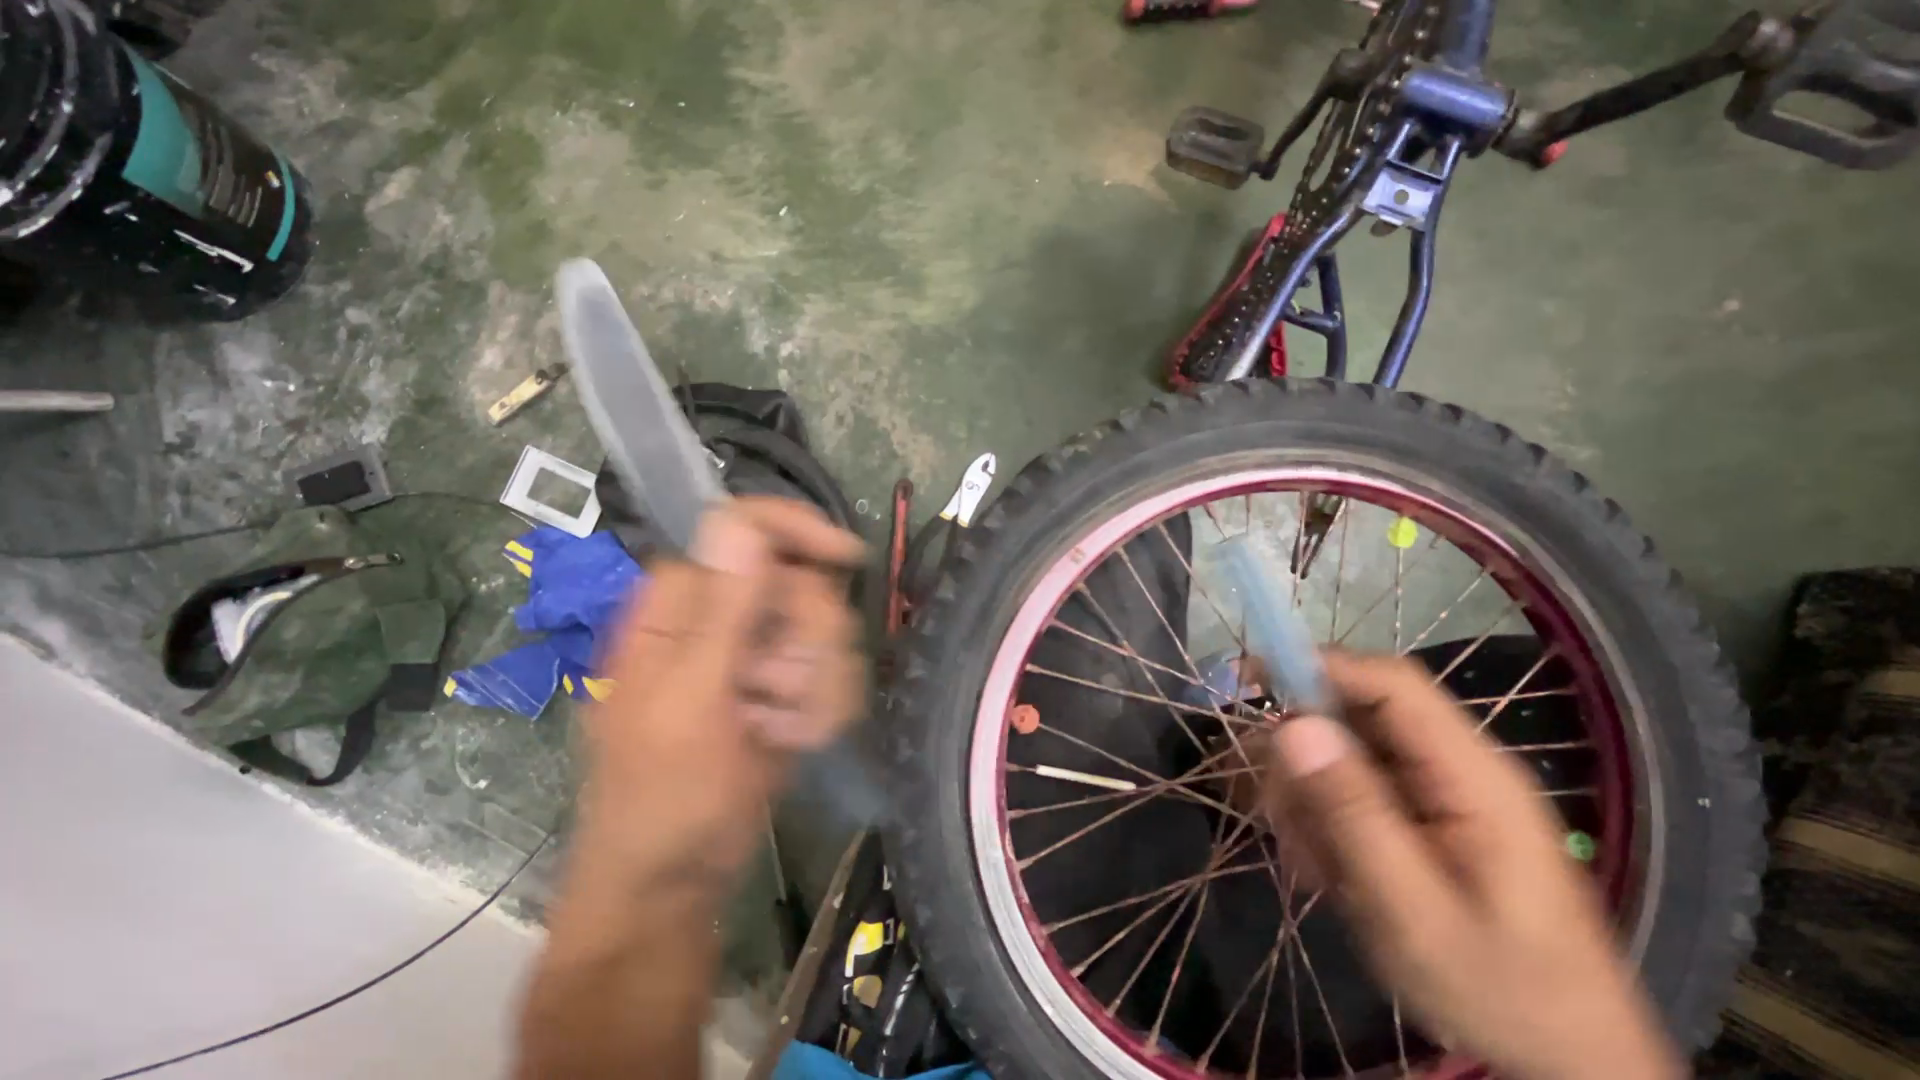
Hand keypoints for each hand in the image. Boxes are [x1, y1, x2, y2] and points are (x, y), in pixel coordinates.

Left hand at [576, 497, 866, 891]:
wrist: (672, 884)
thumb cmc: (662, 798)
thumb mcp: (690, 702)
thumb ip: (722, 611)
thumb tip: (737, 521)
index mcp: (677, 605)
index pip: (742, 527)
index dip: (795, 531)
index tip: (845, 559)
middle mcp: (720, 619)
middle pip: (801, 583)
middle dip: (806, 644)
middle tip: (775, 696)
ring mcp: (754, 658)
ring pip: (826, 632)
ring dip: (815, 689)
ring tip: (778, 735)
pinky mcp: (784, 693)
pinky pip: (832, 675)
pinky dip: (821, 712)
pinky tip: (789, 745)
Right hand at [1265, 651, 1684, 1079]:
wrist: (1574, 1059)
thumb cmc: (1502, 989)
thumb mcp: (1413, 912)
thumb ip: (1354, 816)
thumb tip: (1294, 727)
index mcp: (1471, 776)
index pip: (1392, 683)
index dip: (1318, 666)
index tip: (1247, 678)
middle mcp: (1458, 770)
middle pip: (1360, 718)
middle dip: (1304, 759)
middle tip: (1275, 819)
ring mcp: (1445, 797)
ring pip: (1350, 759)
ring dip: (1312, 802)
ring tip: (1312, 868)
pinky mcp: (1432, 823)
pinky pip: (1361, 796)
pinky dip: (1329, 826)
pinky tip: (1330, 877)